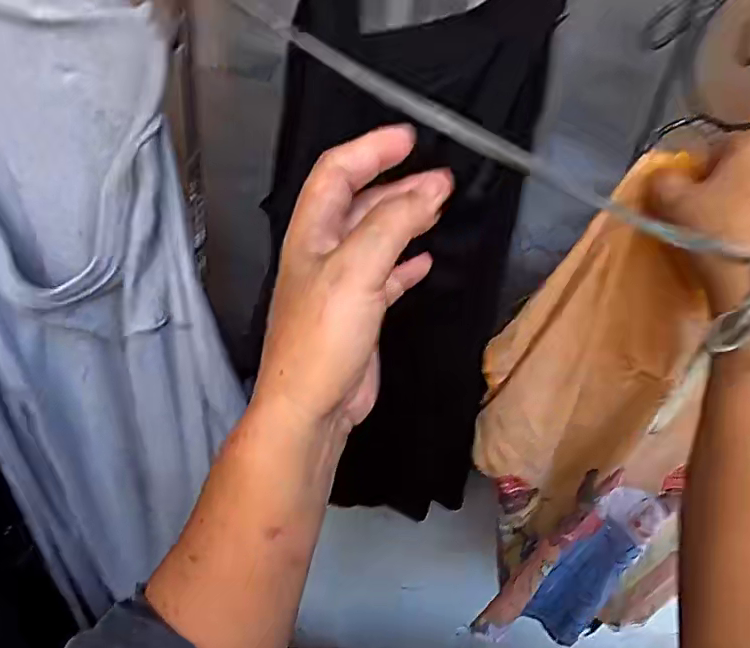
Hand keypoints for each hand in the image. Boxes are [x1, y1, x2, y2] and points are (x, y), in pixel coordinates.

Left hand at [256, 125, 451, 433]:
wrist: (312, 406)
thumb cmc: (320, 341)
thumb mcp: (356, 270)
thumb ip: (392, 225)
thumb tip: (429, 190)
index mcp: (311, 234)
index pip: (337, 172)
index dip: (371, 149)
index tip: (409, 139)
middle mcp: (322, 256)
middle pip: (360, 204)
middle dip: (398, 185)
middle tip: (438, 178)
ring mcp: (341, 287)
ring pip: (375, 240)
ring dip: (405, 221)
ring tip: (437, 209)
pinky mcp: (358, 317)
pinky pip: (384, 279)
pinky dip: (405, 265)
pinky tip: (422, 261)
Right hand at [649, 135, 749, 312]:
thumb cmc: (713, 233)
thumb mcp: (675, 206)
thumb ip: (663, 182)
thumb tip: (661, 175)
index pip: (716, 149)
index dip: (697, 174)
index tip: (685, 201)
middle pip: (740, 171)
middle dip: (722, 189)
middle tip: (701, 220)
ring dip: (740, 209)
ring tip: (721, 239)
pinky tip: (741, 250)